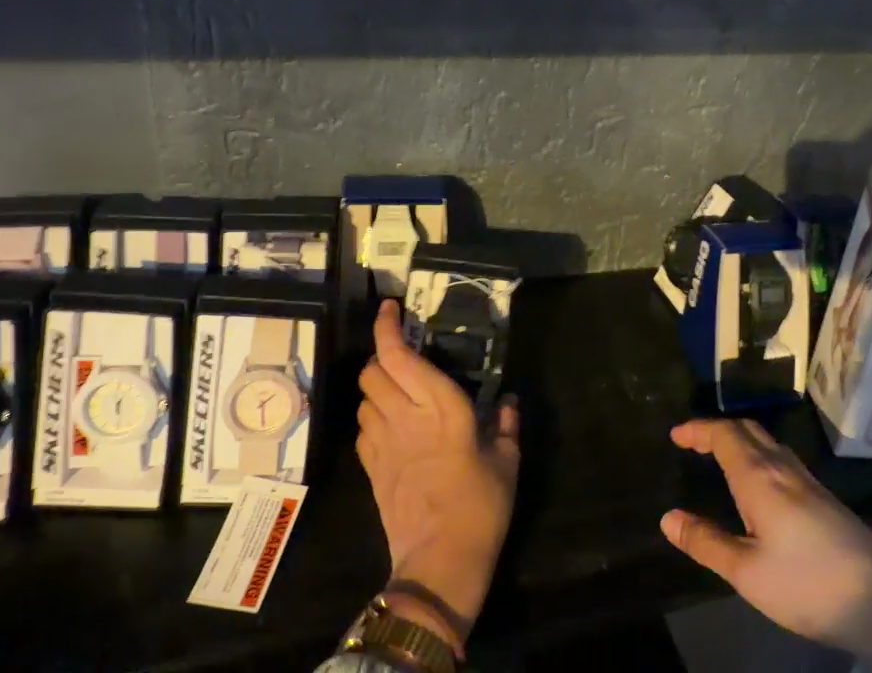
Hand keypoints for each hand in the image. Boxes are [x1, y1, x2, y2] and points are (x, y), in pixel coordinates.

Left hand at [357, 299, 520, 653]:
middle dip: (382, 358)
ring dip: (377, 388)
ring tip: (399, 393)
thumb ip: (506, 425)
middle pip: (372, 371)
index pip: (398, 355)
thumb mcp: (507, 461)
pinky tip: (392, 428)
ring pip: (364, 398)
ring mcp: (382, 443)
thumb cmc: (481, 506)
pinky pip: (363, 429)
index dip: (387, 327)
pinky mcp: (371, 468)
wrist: (440, 561)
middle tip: (403, 358)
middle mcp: (404, 416)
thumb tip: (508, 401)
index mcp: (440, 406)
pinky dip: (373, 419)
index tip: (389, 308)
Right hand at [662, 419, 871, 672]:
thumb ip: (706, 542)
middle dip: (718, 430)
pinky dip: (758, 458)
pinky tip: (758, 488)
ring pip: (769, 445)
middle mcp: (785, 470)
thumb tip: (668, 518)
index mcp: (761, 478)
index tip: (675, 435)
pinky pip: (782, 461)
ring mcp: (809, 483)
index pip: (726, 435)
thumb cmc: (807, 584)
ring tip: (719, 459)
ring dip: (741, 442)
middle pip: (749, 432)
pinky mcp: (825, 500)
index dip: (699, 430)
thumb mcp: (746, 572)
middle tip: (692, 442)